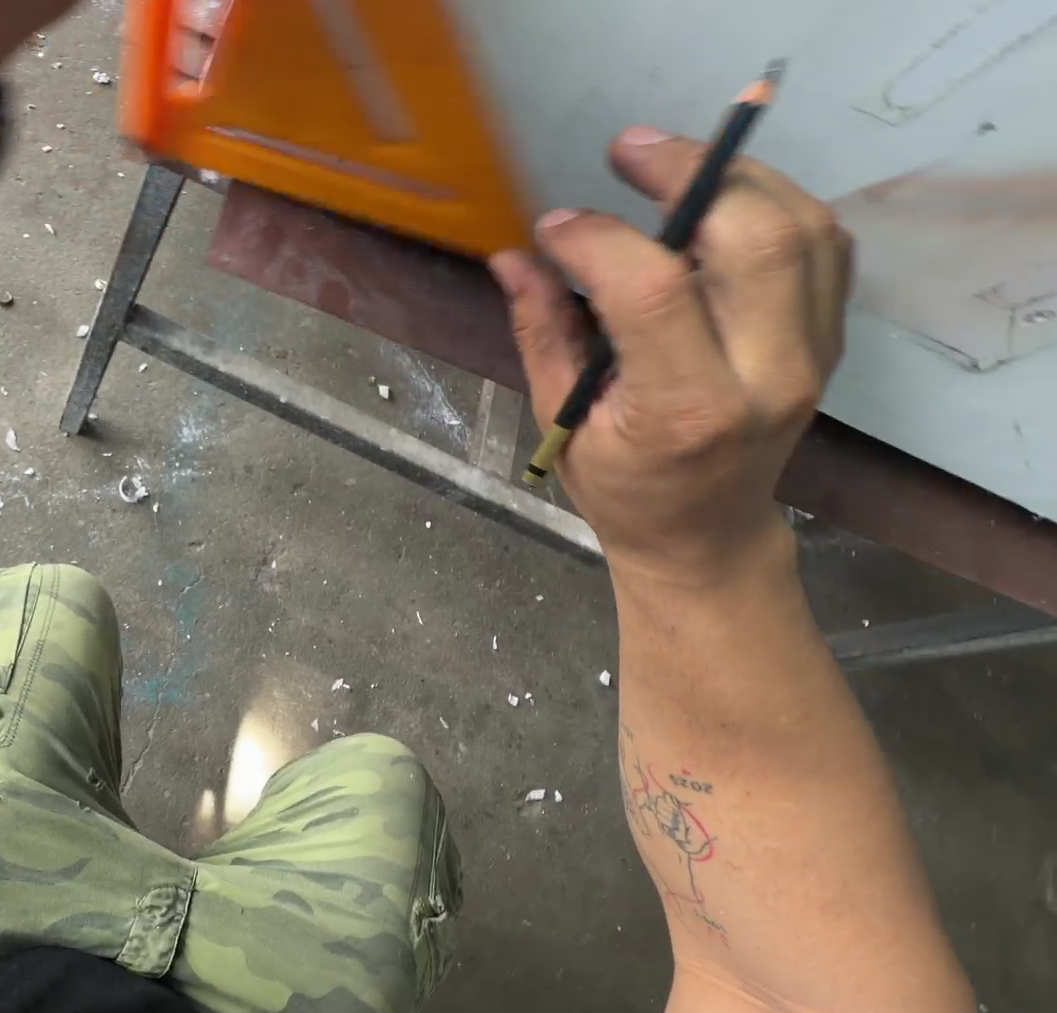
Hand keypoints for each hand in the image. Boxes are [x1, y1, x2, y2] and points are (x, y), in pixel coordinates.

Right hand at [489, 125, 853, 589]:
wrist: (702, 532)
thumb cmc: (619, 489)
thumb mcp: (562, 421)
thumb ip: (542, 335)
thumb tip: (514, 259)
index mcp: (684, 408)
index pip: (652, 294)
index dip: (598, 242)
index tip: (553, 229)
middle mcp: (766, 374)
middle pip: (757, 240)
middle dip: (690, 176)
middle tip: (628, 152)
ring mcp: (812, 354)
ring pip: (804, 228)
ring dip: (738, 178)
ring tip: (672, 164)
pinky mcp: (827, 339)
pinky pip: (822, 245)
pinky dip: (772, 204)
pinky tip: (720, 201)